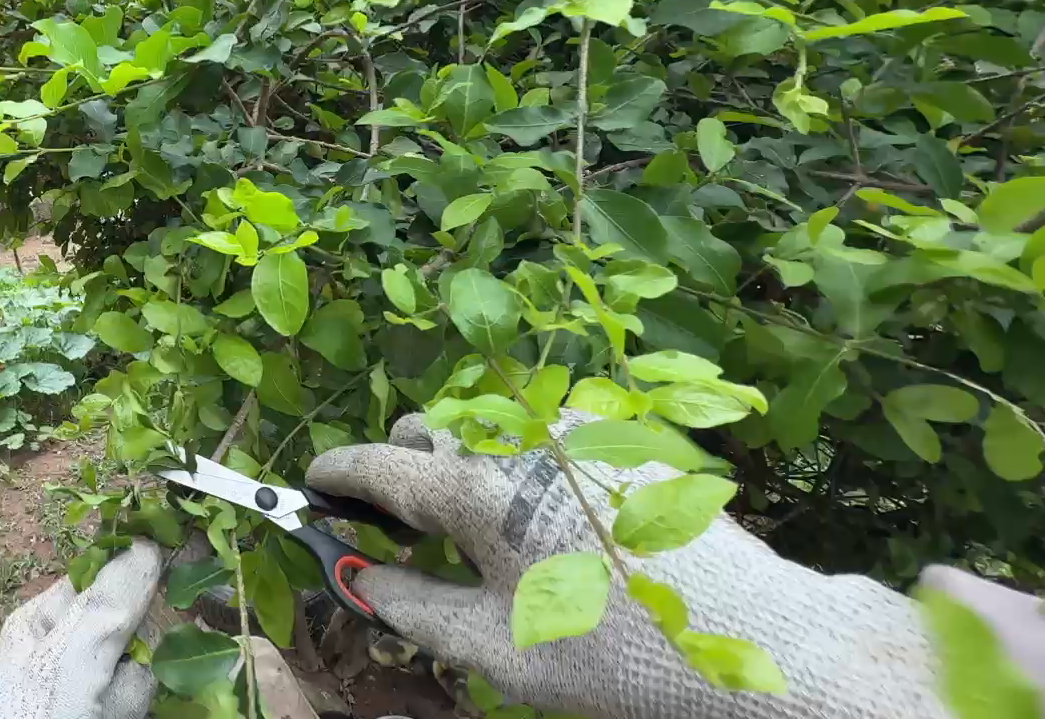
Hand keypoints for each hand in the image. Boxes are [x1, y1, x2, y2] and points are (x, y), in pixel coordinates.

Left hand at [0, 539, 160, 718]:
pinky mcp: (111, 715)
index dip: (136, 566)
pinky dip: (133, 709)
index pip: (99, 575)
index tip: (175, 549)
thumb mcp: (68, 660)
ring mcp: (88, 690)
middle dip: (132, 649)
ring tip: (102, 716)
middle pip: (129, 624)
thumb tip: (146, 543)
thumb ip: (106, 605)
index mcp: (42, 620)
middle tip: (106, 681)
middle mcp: (65, 649)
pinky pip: (141, 699)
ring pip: (141, 668)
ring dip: (130, 694)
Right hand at [308, 412, 944, 718]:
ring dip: (452, 459)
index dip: (334, 473)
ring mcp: (555, 427)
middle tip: (409, 526)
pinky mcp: (600, 431)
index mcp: (469, 489)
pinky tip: (545, 513)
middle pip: (418, 431)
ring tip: (480, 521)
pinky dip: (507, 457)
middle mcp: (503, 439)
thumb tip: (358, 577)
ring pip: (471, 422)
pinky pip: (525, 428)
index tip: (313, 484)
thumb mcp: (498, 649)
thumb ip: (412, 605)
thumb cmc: (615, 654)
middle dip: (397, 468)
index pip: (373, 464)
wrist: (763, 642)